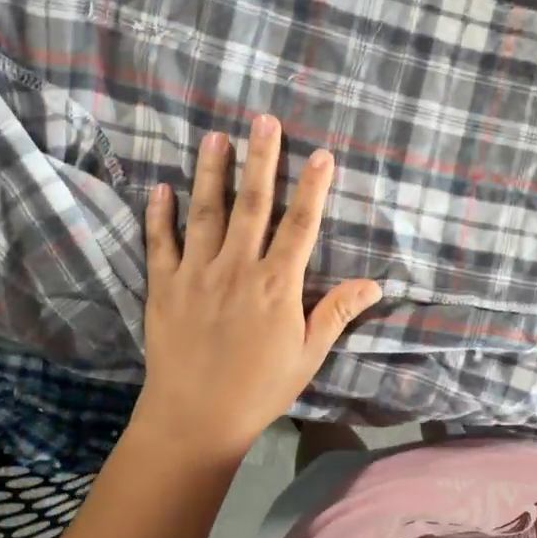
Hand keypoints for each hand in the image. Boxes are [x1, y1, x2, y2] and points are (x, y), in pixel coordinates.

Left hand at [131, 116, 380, 461]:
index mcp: (277, 285)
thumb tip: (375, 283)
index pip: (301, 225)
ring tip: (217, 138)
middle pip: (253, 204)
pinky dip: (161, 214)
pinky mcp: (164, 286)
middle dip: (262, 159)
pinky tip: (162, 188)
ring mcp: (196, 273)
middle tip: (264, 120)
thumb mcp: (308, 354)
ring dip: (212, 173)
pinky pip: (161, 242)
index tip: (322, 154)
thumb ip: (336, 312)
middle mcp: (237, 268)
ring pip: (206, 212)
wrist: (196, 418)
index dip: (314, 187)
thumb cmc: (260, 388)